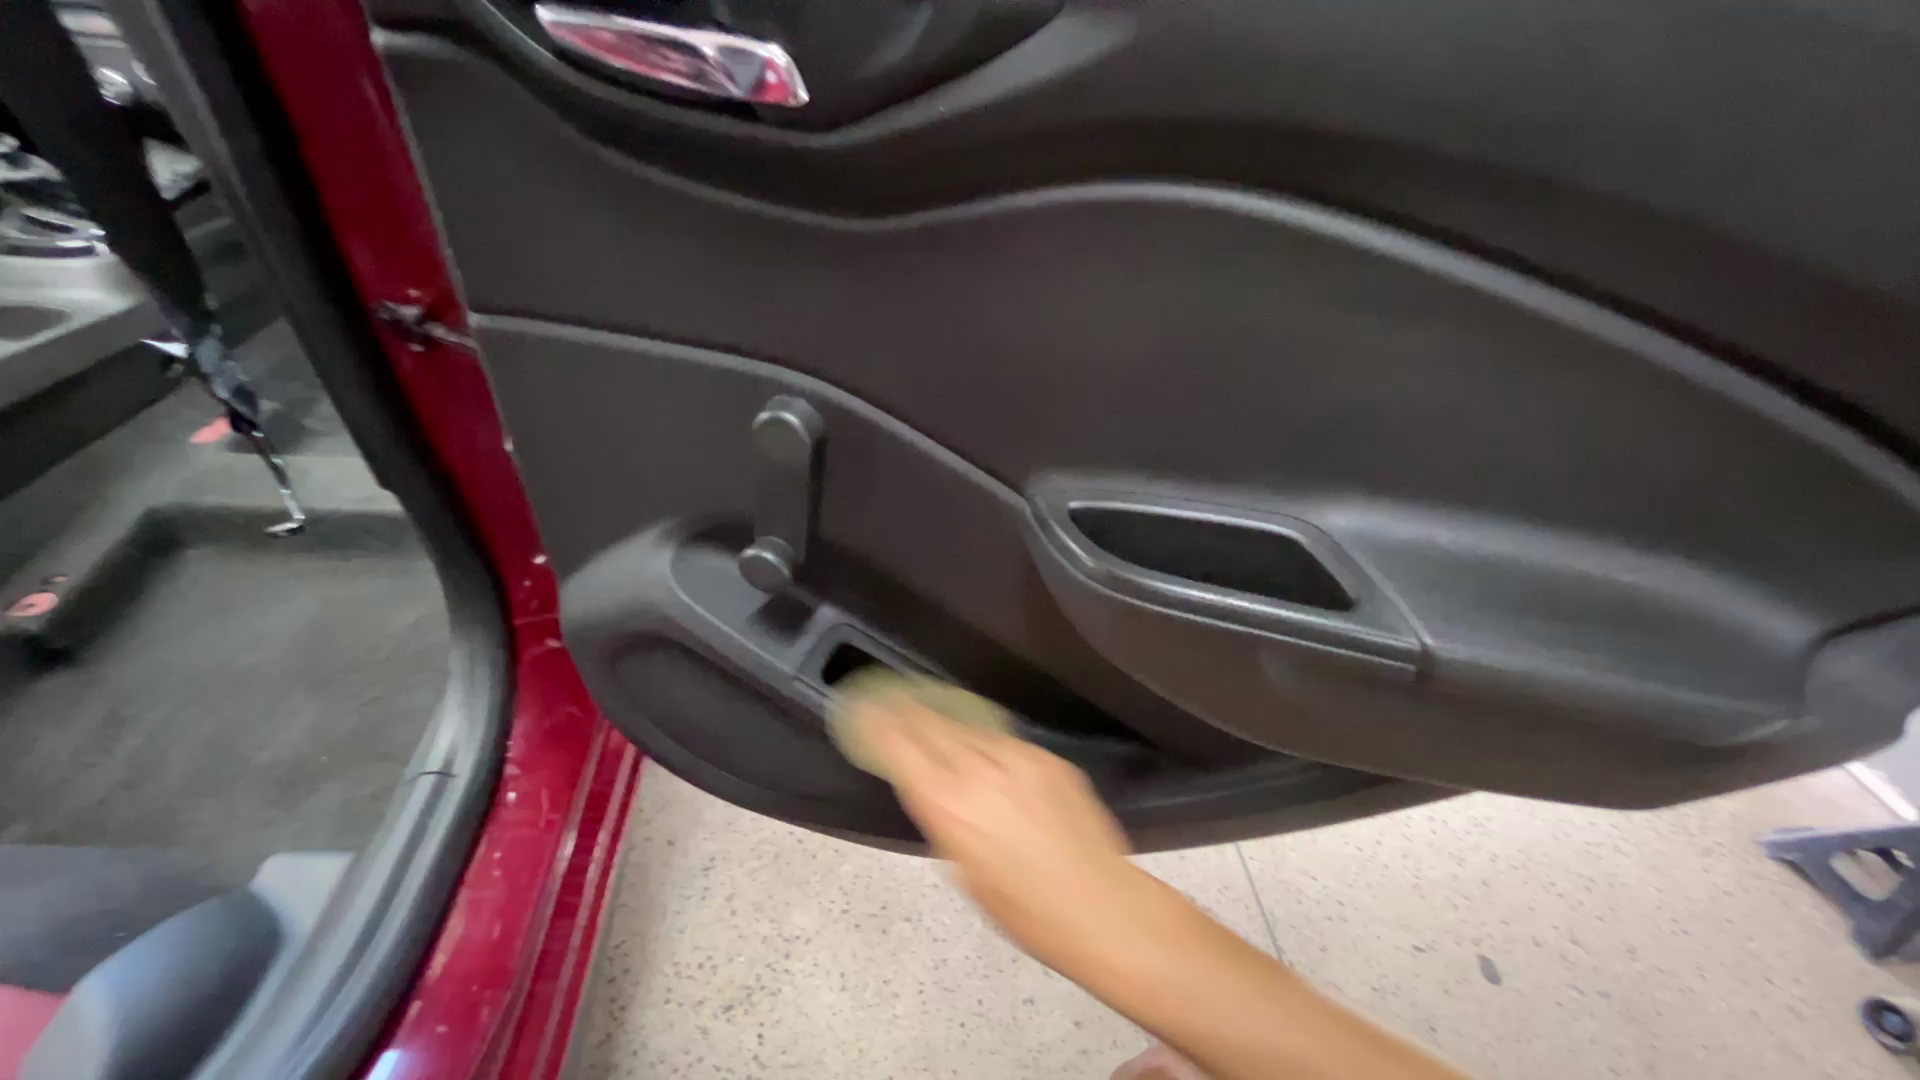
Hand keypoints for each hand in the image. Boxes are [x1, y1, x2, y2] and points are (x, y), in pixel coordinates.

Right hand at [855, 696, 1151, 962]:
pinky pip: (1006, 742)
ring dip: (945, 721)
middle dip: (907, 710)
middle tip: (890, 697)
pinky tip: (982, 747)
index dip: (879, 723)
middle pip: (932, 725)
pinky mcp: (1049, 759)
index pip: (901, 746)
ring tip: (929, 711)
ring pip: (969, 728)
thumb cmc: (1025, 911)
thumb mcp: (964, 873)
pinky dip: (986, 741)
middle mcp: (979, 770)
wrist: (1099, 906)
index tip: (865, 709)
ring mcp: (1018, 759)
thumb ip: (945, 822)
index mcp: (947, 804)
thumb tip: (938, 796)